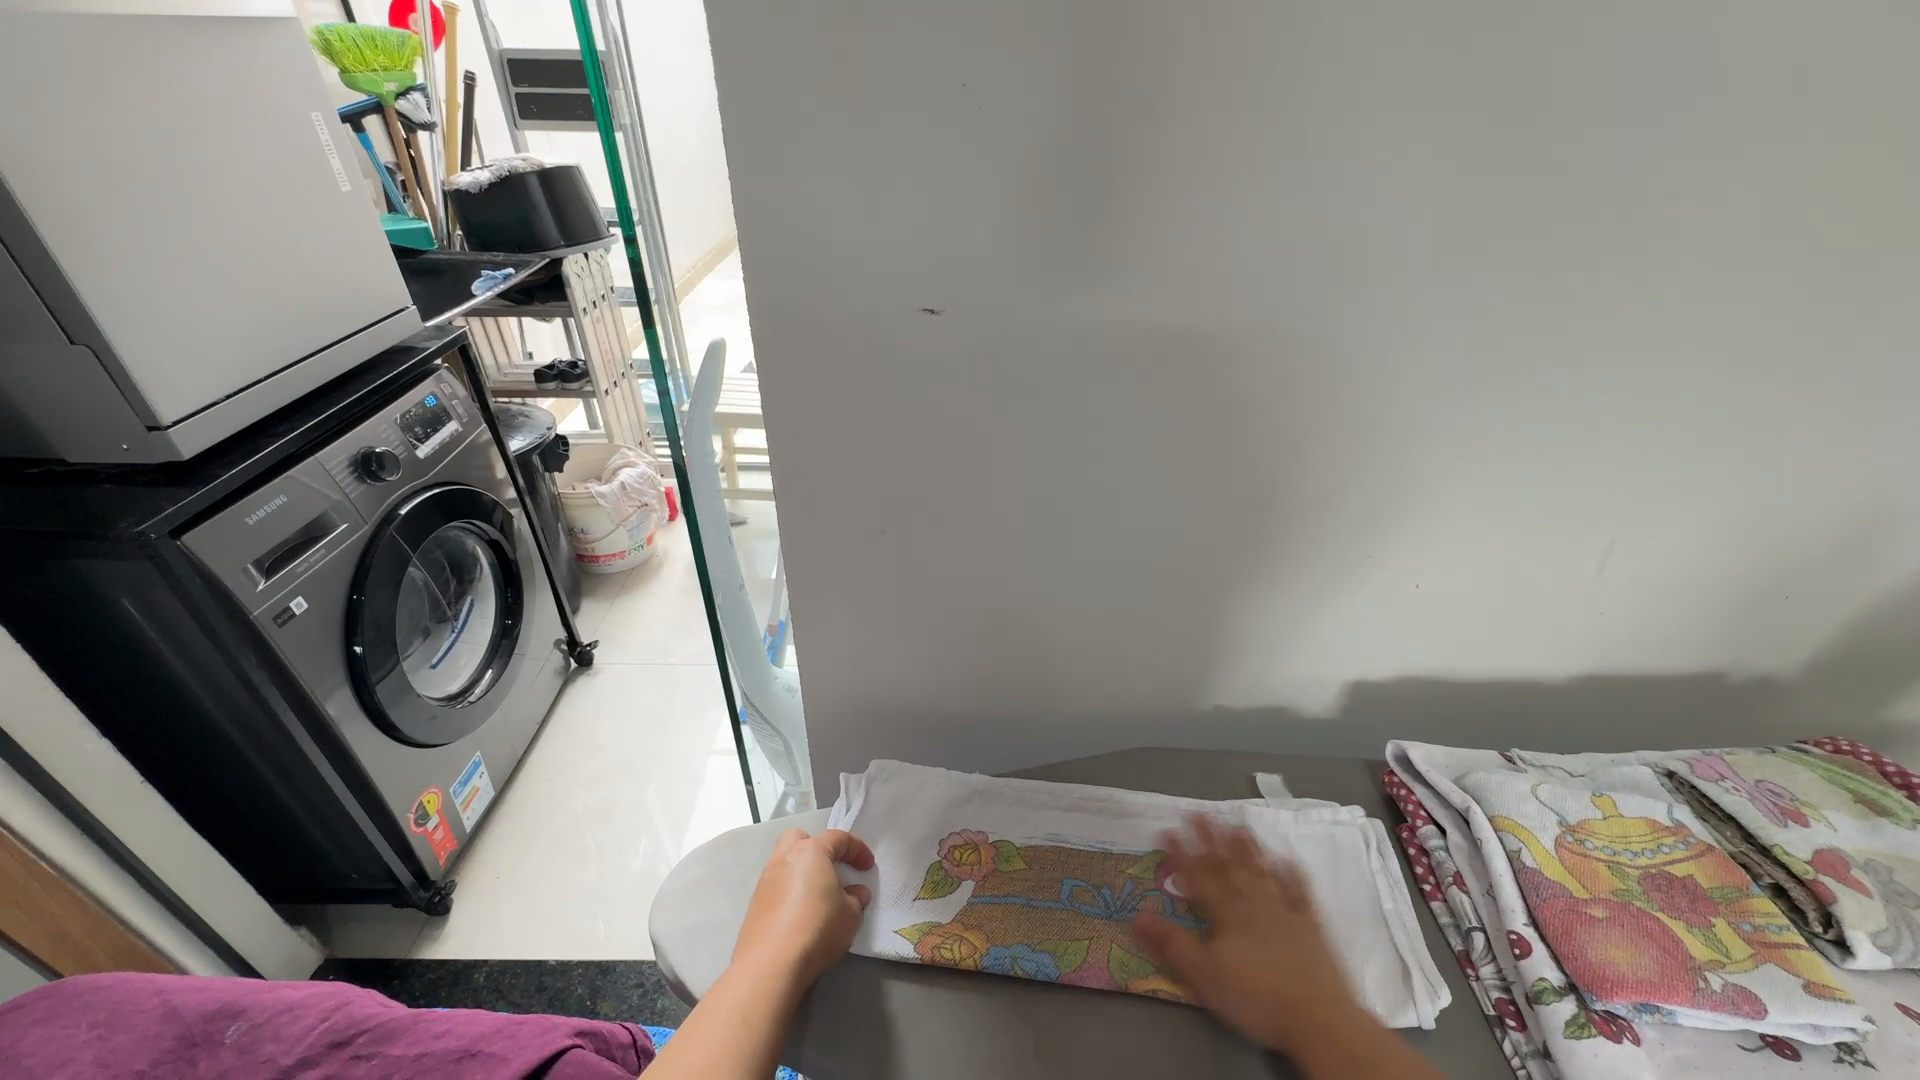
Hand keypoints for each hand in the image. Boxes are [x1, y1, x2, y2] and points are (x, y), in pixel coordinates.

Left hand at [731, 828, 874, 992]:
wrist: (770, 965)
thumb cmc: (817, 929)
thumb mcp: (850, 915)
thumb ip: (856, 899)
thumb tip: (856, 893)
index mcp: (811, 852)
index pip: (838, 838)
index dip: (858, 849)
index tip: (868, 866)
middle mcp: (785, 858)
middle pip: (801, 838)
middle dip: (818, 847)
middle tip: (833, 868)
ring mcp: (766, 880)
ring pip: (785, 861)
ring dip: (803, 871)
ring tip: (818, 895)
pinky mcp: (755, 903)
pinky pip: (777, 885)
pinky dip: (790, 891)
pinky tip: (800, 913)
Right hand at [1134, 815, 1366, 1056]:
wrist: (1318, 1018)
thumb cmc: (1255, 998)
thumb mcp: (1203, 975)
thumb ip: (1172, 943)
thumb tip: (1136, 914)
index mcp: (1226, 915)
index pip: (1198, 878)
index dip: (1181, 855)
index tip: (1167, 830)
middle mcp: (1253, 904)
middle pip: (1229, 867)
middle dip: (1212, 840)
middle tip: (1200, 812)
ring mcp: (1285, 912)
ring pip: (1261, 872)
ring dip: (1248, 848)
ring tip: (1238, 824)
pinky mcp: (1311, 926)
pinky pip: (1300, 892)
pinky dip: (1292, 874)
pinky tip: (1287, 859)